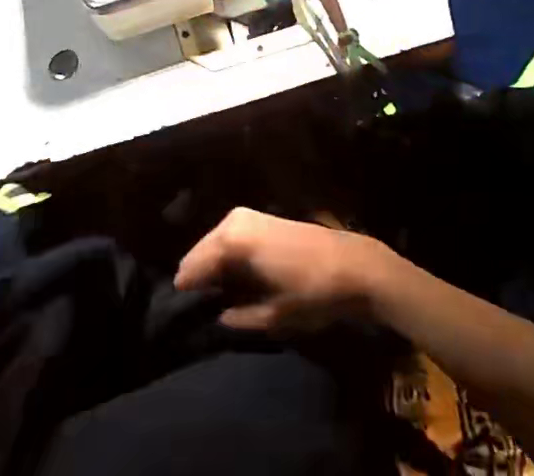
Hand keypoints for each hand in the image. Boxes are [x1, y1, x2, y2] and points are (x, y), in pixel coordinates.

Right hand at [174, 207, 405, 330]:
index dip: (186, 288)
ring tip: (211, 291)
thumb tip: (220, 316)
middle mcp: (233, 221)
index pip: (194, 265)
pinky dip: (226, 253)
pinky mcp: (260, 218)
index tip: (178, 307)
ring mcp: (246, 216)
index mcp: (232, 241)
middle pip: (203, 250)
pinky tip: (231, 274)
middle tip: (193, 302)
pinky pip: (230, 236)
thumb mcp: (276, 315)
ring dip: (212, 263)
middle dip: (197, 273)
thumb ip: (241, 317)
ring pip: (215, 242)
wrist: (356, 264)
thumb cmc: (314, 292)